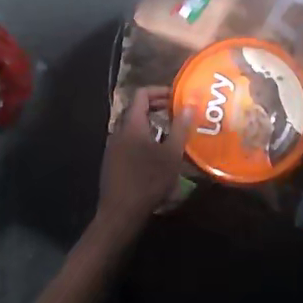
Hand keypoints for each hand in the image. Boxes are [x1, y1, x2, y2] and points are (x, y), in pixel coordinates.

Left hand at [96, 88, 191, 228]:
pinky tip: (157, 152)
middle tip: (178, 112)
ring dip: (152, 122)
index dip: (160, 91)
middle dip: (158, 106)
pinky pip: (129, 139)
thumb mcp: (172, 153)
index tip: (178, 98)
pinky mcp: (113, 160)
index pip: (141, 94)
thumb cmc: (150, 179)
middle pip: (136, 108)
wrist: (122, 211)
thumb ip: (180, 127)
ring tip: (172, 131)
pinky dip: (144, 136)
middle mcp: (118, 131)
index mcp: (132, 125)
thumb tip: (189, 105)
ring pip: (132, 125)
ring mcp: (113, 147)